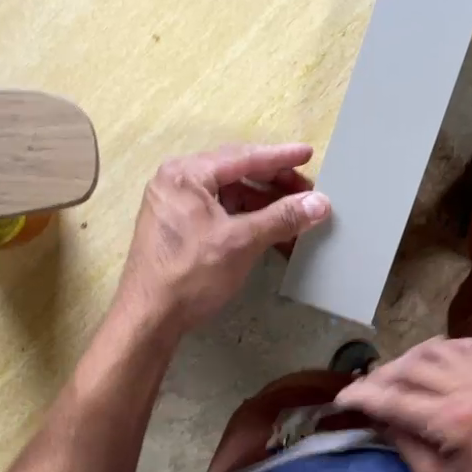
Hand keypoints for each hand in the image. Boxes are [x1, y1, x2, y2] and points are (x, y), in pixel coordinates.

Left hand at [114, 144, 331, 334]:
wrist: (151, 317)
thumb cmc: (192, 275)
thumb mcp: (242, 242)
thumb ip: (282, 218)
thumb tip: (320, 203)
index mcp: (186, 175)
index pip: (242, 157)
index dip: (279, 157)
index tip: (307, 154)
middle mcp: (177, 182)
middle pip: (236, 172)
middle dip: (274, 182)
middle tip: (307, 192)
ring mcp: (176, 205)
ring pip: (230, 194)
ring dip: (263, 203)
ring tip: (294, 214)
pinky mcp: (180, 227)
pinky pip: (221, 212)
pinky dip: (247, 218)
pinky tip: (271, 230)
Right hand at [334, 337, 471, 471]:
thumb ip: (403, 443)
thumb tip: (376, 417)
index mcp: (451, 420)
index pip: (393, 399)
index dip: (361, 397)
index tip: (340, 400)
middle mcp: (466, 389)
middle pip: (408, 368)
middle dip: (378, 378)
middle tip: (361, 393)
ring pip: (430, 350)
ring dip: (404, 360)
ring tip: (389, 378)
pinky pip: (459, 348)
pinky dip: (436, 350)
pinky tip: (425, 364)